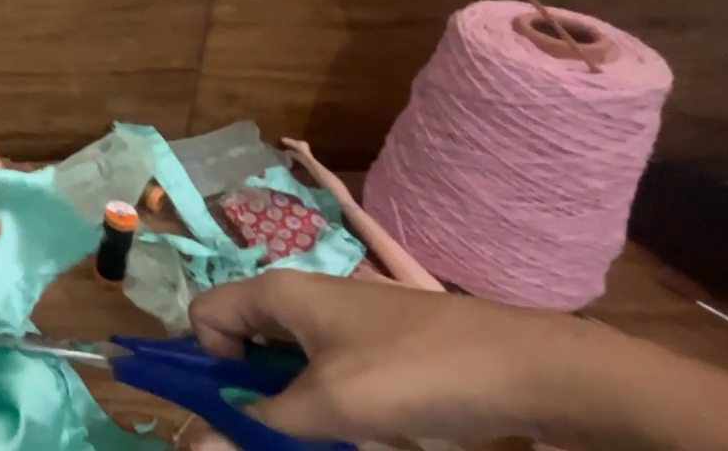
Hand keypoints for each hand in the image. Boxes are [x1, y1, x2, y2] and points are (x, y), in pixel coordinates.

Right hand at [188, 270, 594, 444]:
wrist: (532, 370)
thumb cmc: (415, 373)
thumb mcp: (333, 405)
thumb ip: (263, 424)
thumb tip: (196, 445)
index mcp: (275, 293)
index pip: (205, 316)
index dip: (210, 363)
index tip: (244, 408)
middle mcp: (298, 297)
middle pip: (244, 340)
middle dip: (252, 392)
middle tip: (289, 434)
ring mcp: (340, 319)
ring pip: (287, 362)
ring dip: (295, 404)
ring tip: (336, 436)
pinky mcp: (376, 343)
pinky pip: (326, 370)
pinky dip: (331, 403)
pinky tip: (369, 431)